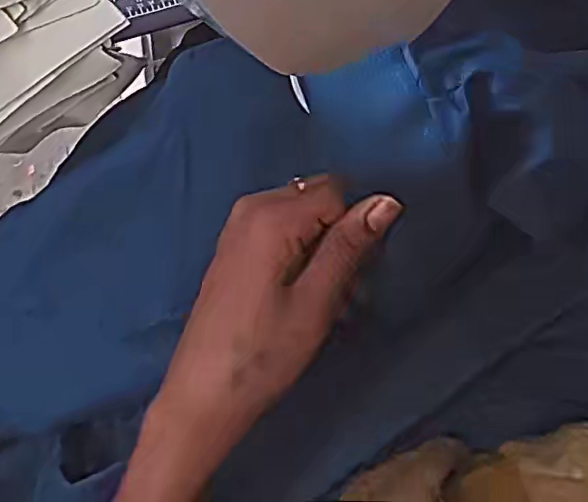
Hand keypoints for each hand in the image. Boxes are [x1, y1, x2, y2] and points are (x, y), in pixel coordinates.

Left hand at [117, 177, 401, 501]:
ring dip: (321, 241)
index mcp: (272, 215)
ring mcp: (238, 221)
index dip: (353, 230)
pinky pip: (281, 221)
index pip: (337, 192)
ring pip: (303, 208)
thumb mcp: (316, 303)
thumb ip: (349, 245)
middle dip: (338, 230)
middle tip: (338, 286)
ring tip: (318, 294)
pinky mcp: (234, 239)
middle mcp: (253, 204)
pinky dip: (299, 245)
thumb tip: (386, 200)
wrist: (201, 396)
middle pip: (318, 194)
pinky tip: (295, 289)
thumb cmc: (263, 354)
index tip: (352, 274)